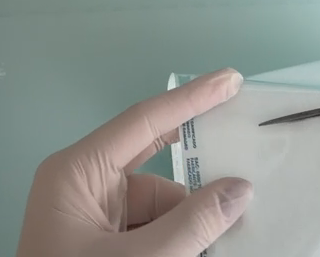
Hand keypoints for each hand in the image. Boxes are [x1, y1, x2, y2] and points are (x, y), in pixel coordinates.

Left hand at [16, 69, 253, 256]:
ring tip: (232, 226)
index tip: (231, 79)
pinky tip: (206, 245)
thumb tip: (239, 189)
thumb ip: (192, 225)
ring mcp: (90, 219)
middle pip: (154, 166)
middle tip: (242, 157)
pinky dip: (177, 240)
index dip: (192, 98)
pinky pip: (148, 231)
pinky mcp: (99, 246)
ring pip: (156, 205)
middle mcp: (83, 186)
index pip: (145, 120)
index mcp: (77, 171)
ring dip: (191, 221)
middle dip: (197, 172)